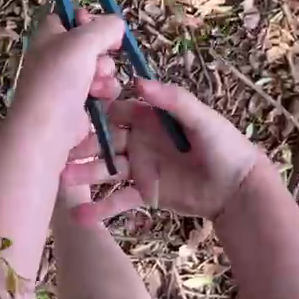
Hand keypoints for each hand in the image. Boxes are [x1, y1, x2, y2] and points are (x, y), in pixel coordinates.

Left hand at [5, 11, 125, 158]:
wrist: (47, 129)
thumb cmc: (58, 79)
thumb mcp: (82, 42)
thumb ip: (103, 27)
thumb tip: (117, 25)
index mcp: (48, 35)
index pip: (68, 16)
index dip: (87, 19)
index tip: (100, 27)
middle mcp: (56, 55)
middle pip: (91, 43)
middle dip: (102, 52)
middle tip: (98, 62)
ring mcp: (66, 80)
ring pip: (99, 66)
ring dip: (106, 74)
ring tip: (98, 84)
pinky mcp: (77, 102)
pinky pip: (100, 88)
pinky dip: (105, 91)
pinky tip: (101, 97)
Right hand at [60, 79, 269, 222]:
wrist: (240, 188)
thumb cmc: (224, 145)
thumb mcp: (200, 118)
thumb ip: (171, 99)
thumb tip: (137, 82)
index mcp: (148, 117)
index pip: (114, 112)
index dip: (94, 115)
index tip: (70, 118)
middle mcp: (139, 141)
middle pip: (104, 142)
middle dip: (82, 148)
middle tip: (58, 155)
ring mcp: (140, 168)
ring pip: (106, 171)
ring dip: (84, 176)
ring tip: (62, 183)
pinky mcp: (145, 193)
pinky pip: (119, 200)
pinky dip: (100, 209)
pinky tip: (80, 217)